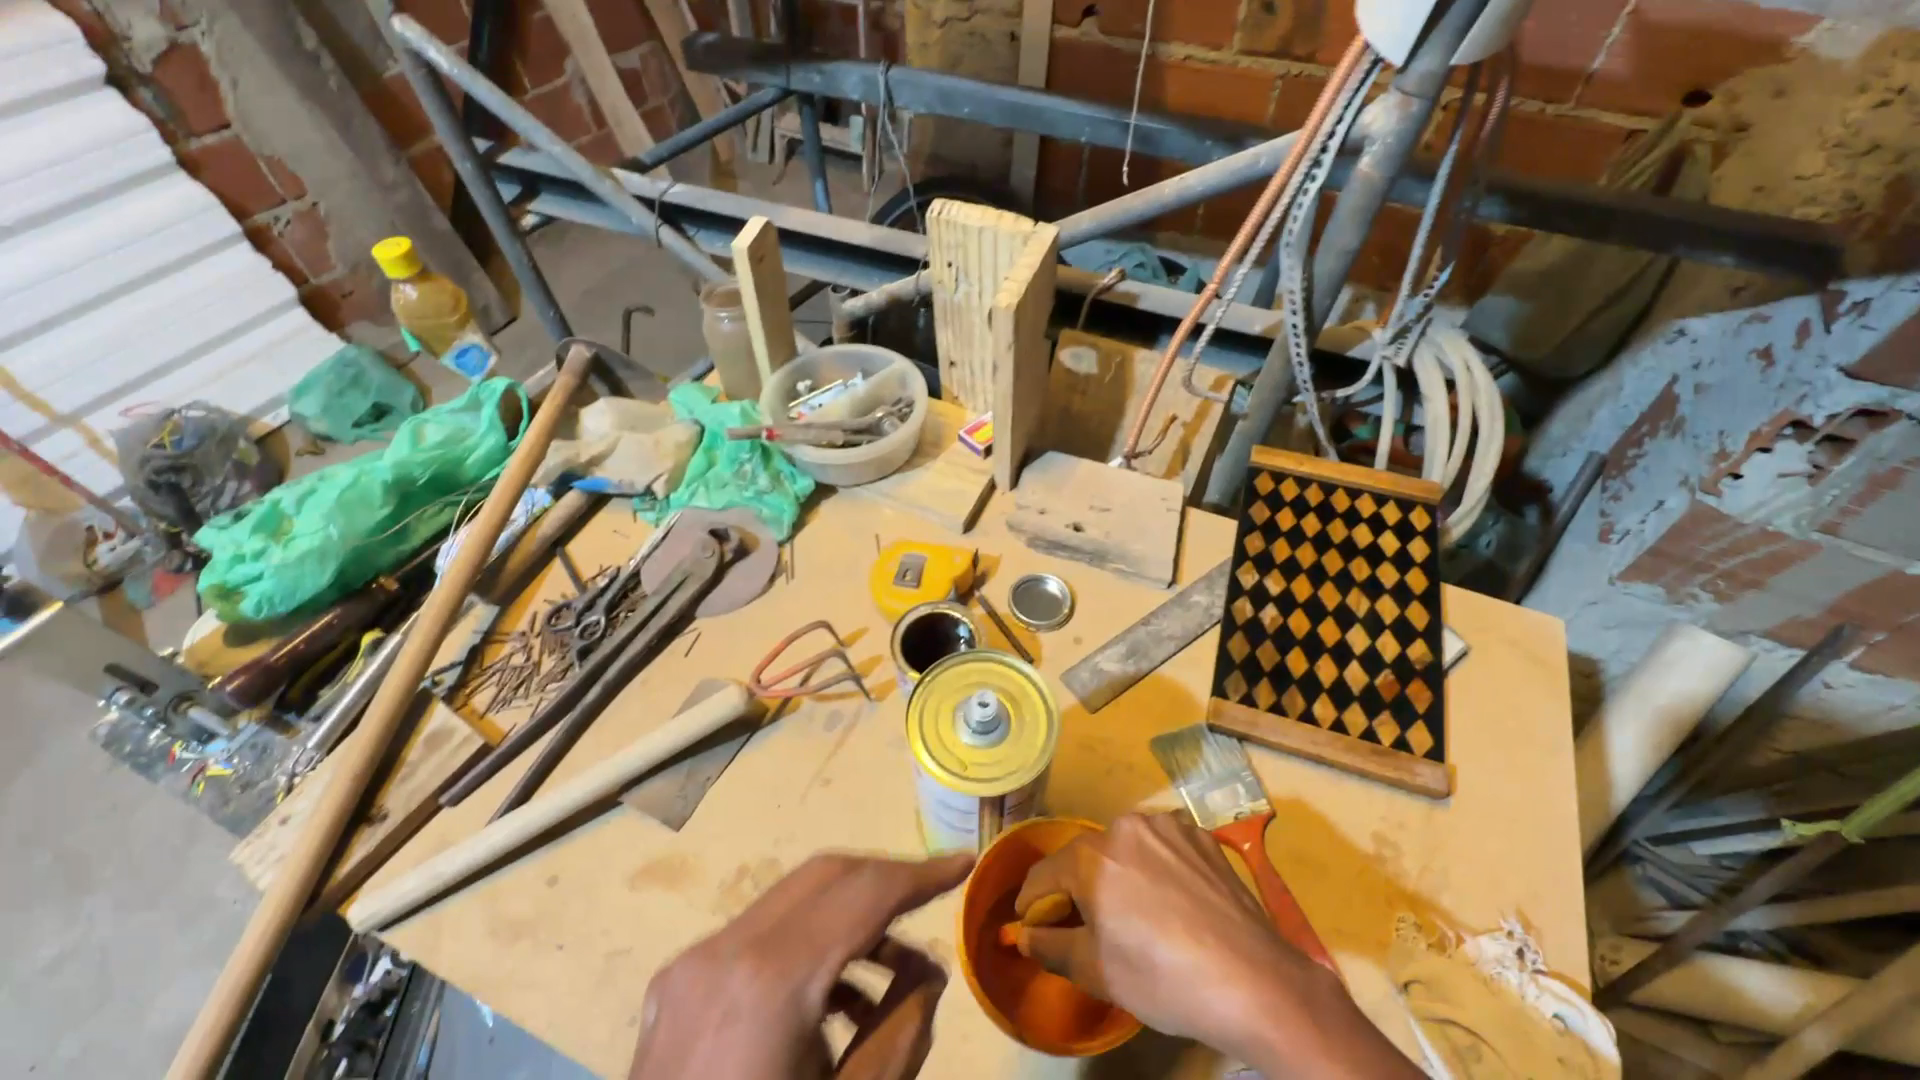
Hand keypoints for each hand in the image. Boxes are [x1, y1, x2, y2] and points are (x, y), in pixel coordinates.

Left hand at [630, 852, 973, 1079]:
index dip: (922, 875)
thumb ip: (903, 1029)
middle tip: (933, 904)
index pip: (864, 894)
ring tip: (892, 979)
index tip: (964, 864)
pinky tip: (832, 1005)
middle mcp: (725, 951)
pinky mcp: (675, 985)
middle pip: (825, 877)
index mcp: (772, 982)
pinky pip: (754, 940)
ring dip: (846, 921)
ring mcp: (691, 965)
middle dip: (885, 883)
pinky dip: (804, 949)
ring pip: (788, 903)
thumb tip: (925, 972)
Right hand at [1013, 813, 1415, 1077]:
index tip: (1031, 925)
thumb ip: (1049, 945)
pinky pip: (1163, 848)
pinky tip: (1172, 904)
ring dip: (1119, 873)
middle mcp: (1126, 826)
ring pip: (1126, 848)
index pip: (1044, 874)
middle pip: (1087, 856)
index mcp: (1092, 856)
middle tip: (1087, 925)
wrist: (1253, 981)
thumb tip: (1022, 934)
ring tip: (1135, 915)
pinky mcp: (1204, 838)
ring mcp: (1170, 827)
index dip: (1032, 903)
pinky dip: (1156, 869)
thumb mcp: (1094, 970)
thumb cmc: (1161, 978)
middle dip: (1078, 887)